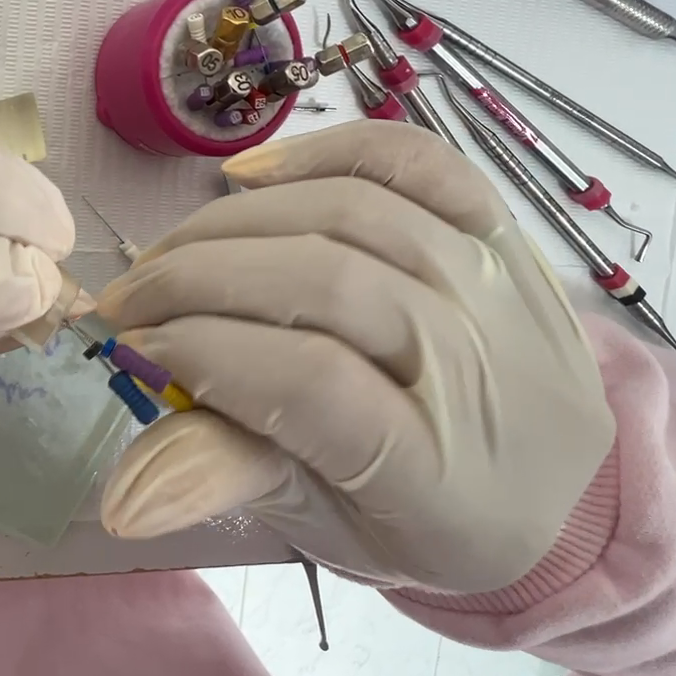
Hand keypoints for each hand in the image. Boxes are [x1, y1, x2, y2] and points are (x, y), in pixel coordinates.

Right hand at [95, 121, 612, 592]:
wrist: (558, 489)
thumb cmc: (418, 517)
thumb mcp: (320, 524)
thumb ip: (225, 483)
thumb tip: (118, 500)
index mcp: (433, 468)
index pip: (305, 381)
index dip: (201, 351)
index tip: (132, 347)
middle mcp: (477, 362)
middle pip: (320, 281)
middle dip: (193, 279)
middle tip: (126, 298)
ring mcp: (495, 282)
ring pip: (348, 213)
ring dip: (229, 224)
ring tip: (167, 254)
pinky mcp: (496, 231)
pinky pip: (411, 161)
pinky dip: (323, 151)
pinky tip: (249, 174)